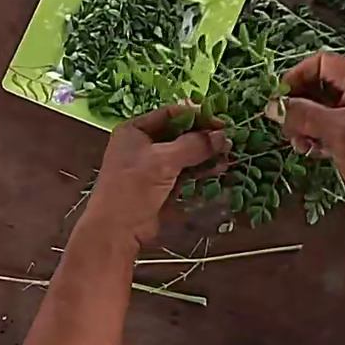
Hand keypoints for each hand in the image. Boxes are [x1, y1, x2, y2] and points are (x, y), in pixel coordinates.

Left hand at [79, 104, 228, 245]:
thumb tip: (222, 136)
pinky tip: (219, 169)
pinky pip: (185, 171)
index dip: (197, 116)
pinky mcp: (162, 185)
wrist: (116, 230)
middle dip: (204, 137)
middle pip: (180, 134)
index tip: (220, 123)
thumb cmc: (133, 188)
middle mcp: (144, 144)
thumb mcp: (163, 161)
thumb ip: (193, 146)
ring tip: (228, 155)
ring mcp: (153, 166)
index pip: (171, 114)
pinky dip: (201, 169)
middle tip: (228, 140)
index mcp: (135, 130)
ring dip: (206, 154)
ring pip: (185, 154)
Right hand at [269, 52, 344, 200]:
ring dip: (307, 125)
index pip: (319, 63)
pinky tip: (315, 152)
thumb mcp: (337, 130)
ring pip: (325, 109)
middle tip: (288, 130)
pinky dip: (321, 136)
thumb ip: (302, 115)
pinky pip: (335, 125)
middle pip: (319, 87)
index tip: (279, 103)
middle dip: (299, 107)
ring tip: (302, 146)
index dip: (295, 80)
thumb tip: (273, 107)